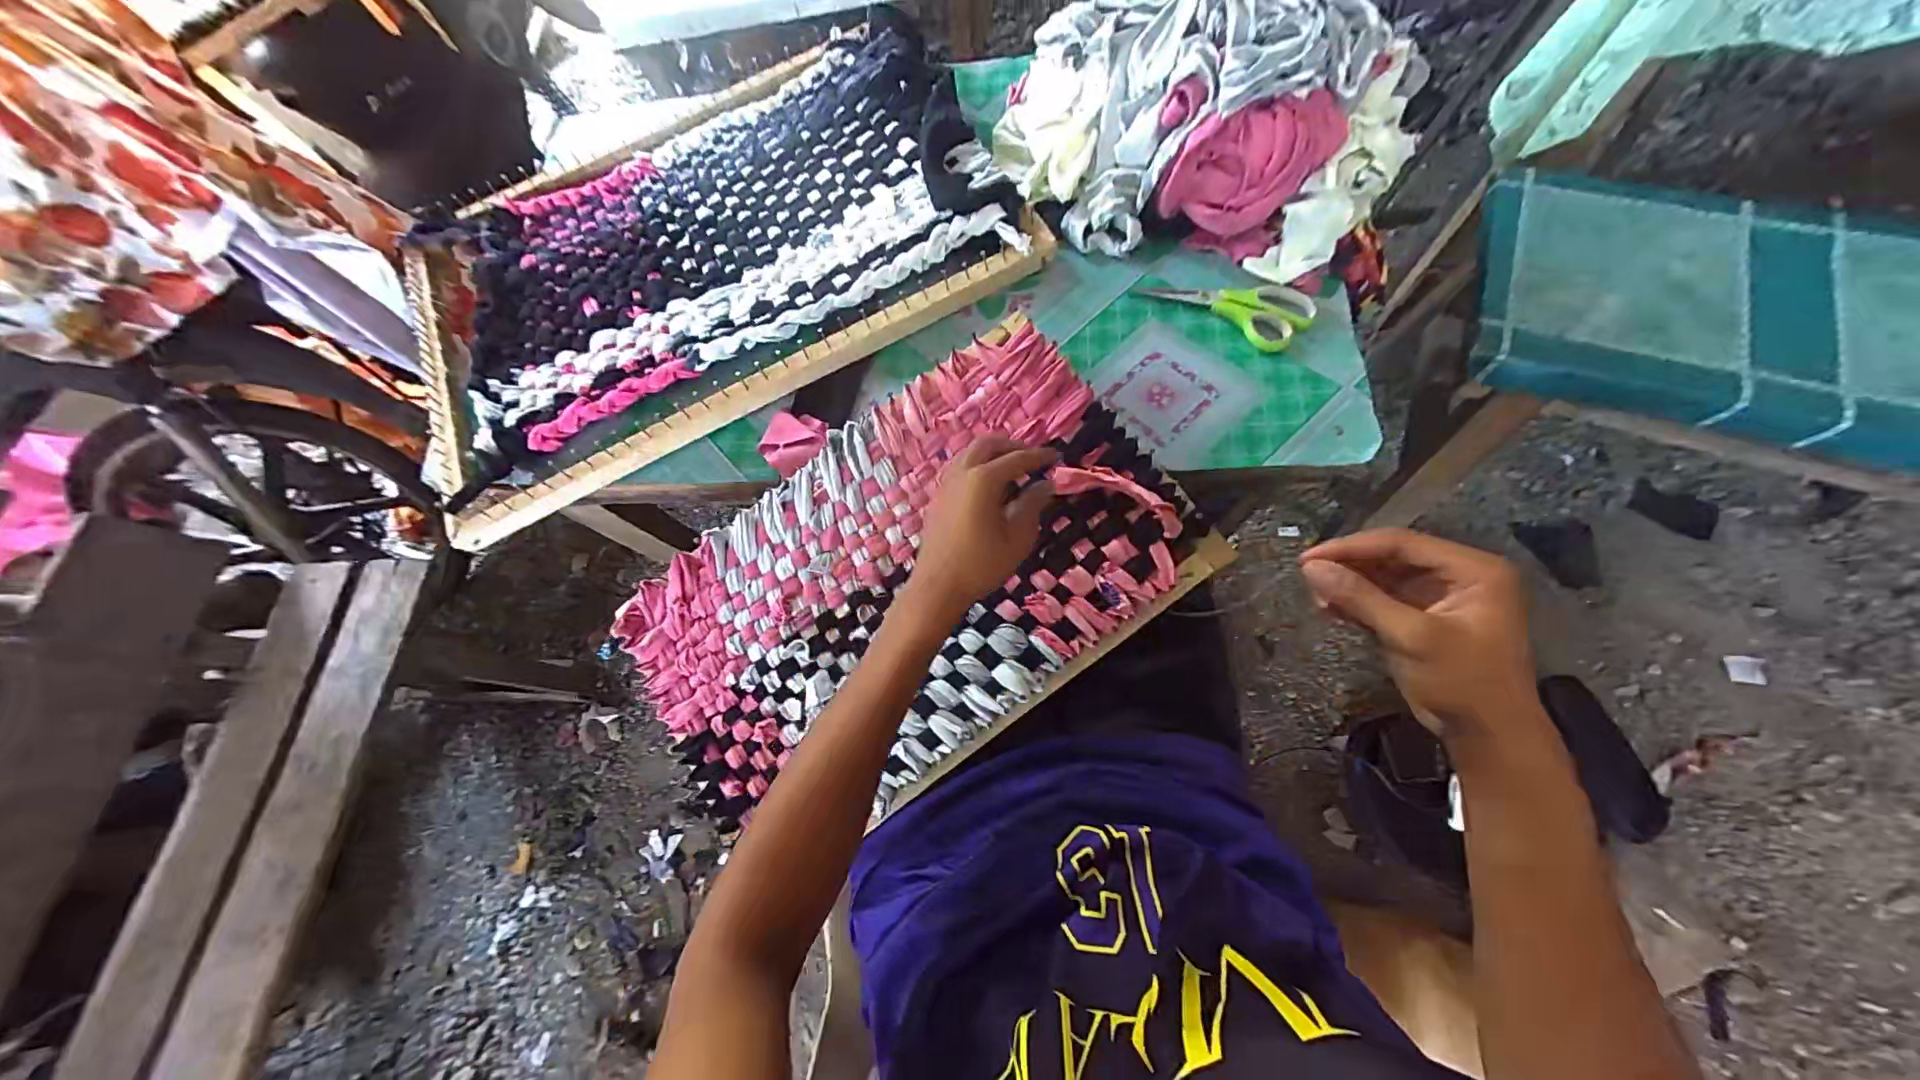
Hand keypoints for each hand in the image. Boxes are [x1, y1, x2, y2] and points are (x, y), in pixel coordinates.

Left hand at [904, 435, 1056, 624]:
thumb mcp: (1018, 537)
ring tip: (1013, 469)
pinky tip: (990, 486)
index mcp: (983, 479)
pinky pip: (961, 468)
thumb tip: (1046, 484)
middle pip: (988, 444)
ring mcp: (946, 483)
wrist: (938, 586)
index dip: (1039, 456)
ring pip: (971, 453)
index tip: (1056, 457)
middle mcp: (962, 473)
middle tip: (1032, 458)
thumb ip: (1033, 504)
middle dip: (1012, 446)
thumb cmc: (982, 564)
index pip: (1017, 458)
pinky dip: (978, 466)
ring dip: (993, 454)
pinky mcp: (938, 497)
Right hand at [1299, 528, 1535, 741]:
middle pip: (1392, 557)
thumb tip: (1310, 567)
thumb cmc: (1463, 682)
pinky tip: (1330, 607)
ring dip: (1349, 584)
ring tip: (1317, 595)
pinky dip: (1357, 602)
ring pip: (1384, 577)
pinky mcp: (1424, 618)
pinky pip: (1384, 599)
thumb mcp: (1411, 636)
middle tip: (1308, 575)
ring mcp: (1442, 597)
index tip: (1308, 558)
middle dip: (1349, 566)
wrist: (1490, 737)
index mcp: (1474, 570)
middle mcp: (1460, 576)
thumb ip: (1360, 597)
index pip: (1402, 544)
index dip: (1351, 547)